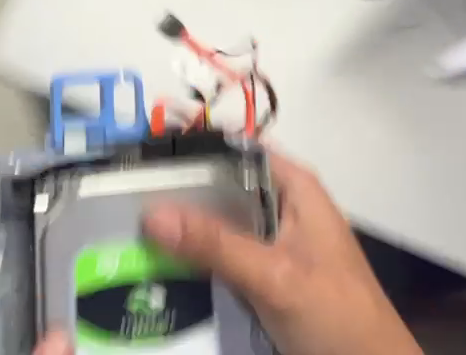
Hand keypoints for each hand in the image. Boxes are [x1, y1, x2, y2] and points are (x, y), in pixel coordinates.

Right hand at [144, 154, 422, 354]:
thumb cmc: (338, 315)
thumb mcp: (274, 276)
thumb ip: (215, 244)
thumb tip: (151, 213)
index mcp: (293, 185)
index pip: (232, 150)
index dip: (189, 152)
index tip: (141, 164)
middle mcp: (283, 204)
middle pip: (222, 188)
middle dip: (181, 196)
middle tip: (127, 206)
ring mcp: (277, 242)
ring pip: (222, 225)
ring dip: (188, 233)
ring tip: (135, 235)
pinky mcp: (271, 276)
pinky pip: (227, 258)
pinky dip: (201, 262)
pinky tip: (167, 269)